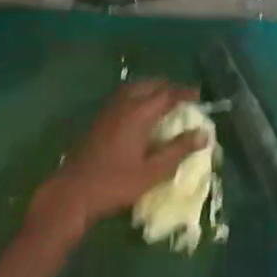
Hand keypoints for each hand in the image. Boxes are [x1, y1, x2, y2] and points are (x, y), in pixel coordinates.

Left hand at [27, 80, 208, 239]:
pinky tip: (142, 110)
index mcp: (139, 112)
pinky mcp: (100, 116)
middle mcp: (124, 102)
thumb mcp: (152, 172)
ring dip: (152, 89)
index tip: (199, 95)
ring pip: (135, 87)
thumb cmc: (115, 183)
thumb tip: (203, 134)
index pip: (167, 94)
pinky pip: (124, 94)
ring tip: (165, 100)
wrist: (73, 191)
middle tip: (184, 97)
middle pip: (150, 84)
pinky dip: (139, 94)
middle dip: (168, 87)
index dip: (185, 92)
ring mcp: (109, 108)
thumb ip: (178, 150)